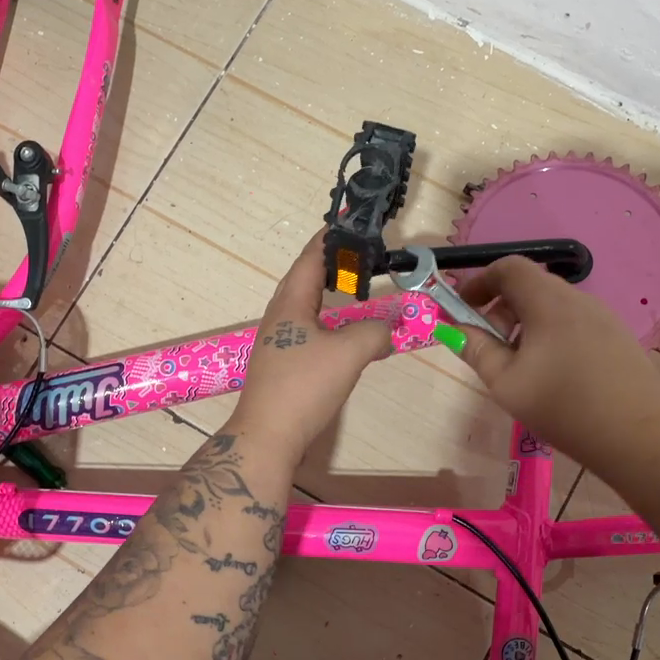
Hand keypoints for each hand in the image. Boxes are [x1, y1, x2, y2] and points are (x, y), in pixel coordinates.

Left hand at [226, 232, 394, 463]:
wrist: (268, 437)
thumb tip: (391, 326)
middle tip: (367, 256)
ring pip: (311, 309)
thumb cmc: (303, 386)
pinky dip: (336, 326)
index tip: (354, 222)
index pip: (312, 257)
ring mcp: (280, 343)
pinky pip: (314, 334)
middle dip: (336, 265)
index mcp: (290, 302)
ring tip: (364, 291)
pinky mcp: (285, 367)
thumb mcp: (349, 353)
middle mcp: (281, 317)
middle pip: (308, 279)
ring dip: (336, 297)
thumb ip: (376, 331)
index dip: (333, 237)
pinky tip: (353, 337)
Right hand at [446, 255, 659, 466]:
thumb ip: (477, 350)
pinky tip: (551, 374)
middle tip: (489, 347)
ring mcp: (602, 317)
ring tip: (518, 366)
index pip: (509, 268)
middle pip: (530, 286)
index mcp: (548, 303)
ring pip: (552, 306)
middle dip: (500, 309)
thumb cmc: (563, 407)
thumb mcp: (506, 383)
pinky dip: (549, 335)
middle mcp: (578, 300)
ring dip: (524, 325)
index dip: (480, 282)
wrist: (638, 435)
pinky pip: (573, 323)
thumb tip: (456, 329)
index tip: (463, 310)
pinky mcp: (617, 337)